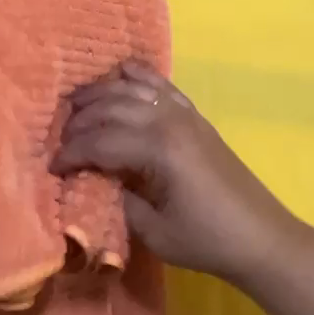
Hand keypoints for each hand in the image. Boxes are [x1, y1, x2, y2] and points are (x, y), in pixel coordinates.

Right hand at [52, 61, 297, 282]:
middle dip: (78, 122)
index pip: (100, 141)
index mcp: (157, 150)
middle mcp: (167, 120)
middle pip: (109, 108)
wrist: (261, 237)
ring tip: (75, 106)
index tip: (52, 167)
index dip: (71, 153)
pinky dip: (134, 75)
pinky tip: (117, 74)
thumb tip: (93, 179)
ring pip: (129, 88)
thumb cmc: (207, 240)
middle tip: (59, 139)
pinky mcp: (193, 113)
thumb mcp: (154, 232)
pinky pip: (157, 83)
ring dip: (98, 93)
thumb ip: (118, 199)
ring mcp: (182, 112)